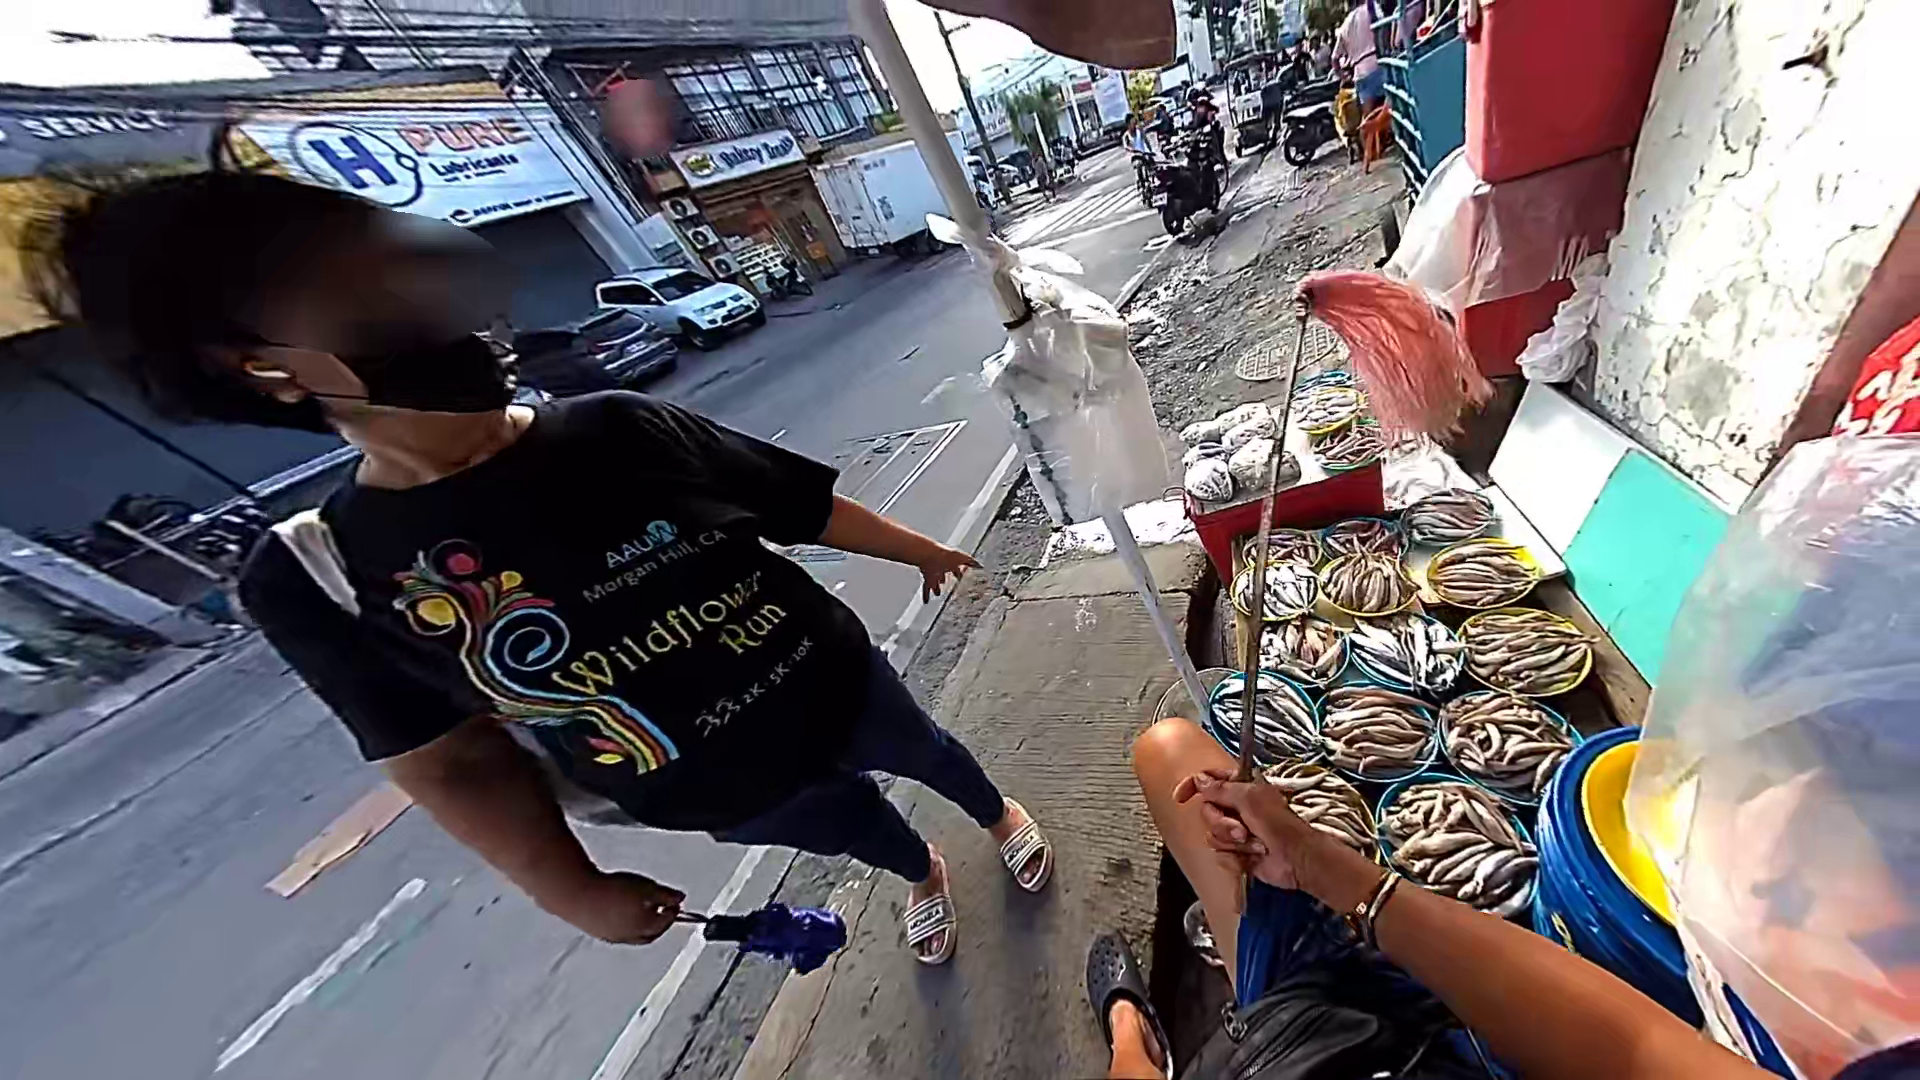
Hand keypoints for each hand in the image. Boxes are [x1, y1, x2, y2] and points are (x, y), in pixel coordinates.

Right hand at [546, 871, 683, 944]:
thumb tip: (680, 899)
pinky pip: (622, 933)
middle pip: (652, 933)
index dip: (673, 912)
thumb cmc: (614, 891)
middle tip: (666, 909)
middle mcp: (630, 937)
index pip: (666, 924)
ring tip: (648, 908)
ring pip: (636, 934)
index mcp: (644, 927)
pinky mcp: (600, 933)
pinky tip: (628, 912)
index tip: (676, 902)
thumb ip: (667, 895)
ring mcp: (613, 937)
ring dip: (646, 924)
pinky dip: (631, 925)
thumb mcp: (648, 888)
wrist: (580, 896)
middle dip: (662, 922)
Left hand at [915, 544, 979, 602]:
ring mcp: (933, 572)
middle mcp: (941, 567)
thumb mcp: (962, 558)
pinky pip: (925, 588)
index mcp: (950, 562)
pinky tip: (926, 602)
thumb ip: (971, 562)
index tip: (960, 577)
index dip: (959, 573)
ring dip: (936, 588)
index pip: (956, 568)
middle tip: (946, 584)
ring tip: (938, 594)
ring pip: (934, 582)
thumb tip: (980, 566)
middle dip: (945, 579)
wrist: (929, 555)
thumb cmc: (945, 555)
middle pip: (943, 574)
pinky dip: (926, 595)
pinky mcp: (926, 578)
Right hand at [1175, 770, 1374, 903]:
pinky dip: (1236, 857)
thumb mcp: (1249, 798)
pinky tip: (1252, 856)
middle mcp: (1234, 807)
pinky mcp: (1238, 853)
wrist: (1298, 860)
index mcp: (1238, 788)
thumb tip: (1199, 780)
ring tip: (1252, 844)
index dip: (1191, 786)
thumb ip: (1220, 788)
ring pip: (1212, 834)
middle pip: (1206, 811)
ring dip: (1231, 841)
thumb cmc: (1279, 824)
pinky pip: (1220, 854)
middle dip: (1221, 823)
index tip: (1180, 797)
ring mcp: (1235, 831)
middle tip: (1240, 829)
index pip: (1206, 781)